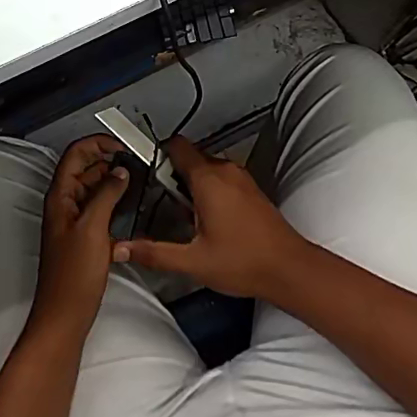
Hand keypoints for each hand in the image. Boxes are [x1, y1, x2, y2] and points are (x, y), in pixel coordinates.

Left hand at [32, 134, 129, 334]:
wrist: (65, 315)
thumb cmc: (74, 275)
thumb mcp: (92, 228)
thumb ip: (105, 195)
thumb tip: (119, 172)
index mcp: (60, 196)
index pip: (75, 154)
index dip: (96, 143)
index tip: (121, 145)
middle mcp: (63, 204)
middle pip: (82, 168)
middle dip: (105, 158)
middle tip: (133, 159)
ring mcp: (72, 220)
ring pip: (91, 187)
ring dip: (110, 179)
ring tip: (135, 178)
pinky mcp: (82, 236)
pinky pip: (96, 208)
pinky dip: (111, 200)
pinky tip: (128, 205)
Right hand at [114, 137, 312, 300]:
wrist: (291, 271)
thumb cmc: (247, 262)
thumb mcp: (193, 261)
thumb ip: (154, 252)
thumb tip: (125, 249)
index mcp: (208, 179)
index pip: (176, 145)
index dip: (158, 154)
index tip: (148, 171)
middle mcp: (225, 171)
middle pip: (189, 157)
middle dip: (174, 176)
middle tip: (170, 205)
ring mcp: (241, 178)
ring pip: (205, 167)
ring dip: (192, 184)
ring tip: (190, 217)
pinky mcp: (251, 189)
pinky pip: (221, 177)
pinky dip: (210, 190)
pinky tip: (210, 220)